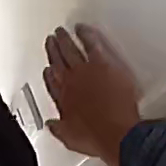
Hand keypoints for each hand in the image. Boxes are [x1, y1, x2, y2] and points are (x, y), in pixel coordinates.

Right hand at [43, 24, 141, 165]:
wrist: (117, 133)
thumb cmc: (97, 137)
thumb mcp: (70, 137)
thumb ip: (59, 128)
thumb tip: (51, 126)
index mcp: (62, 100)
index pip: (51, 82)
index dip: (48, 74)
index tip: (48, 68)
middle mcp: (70, 83)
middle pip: (58, 62)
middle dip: (53, 51)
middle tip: (50, 42)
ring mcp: (86, 72)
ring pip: (70, 50)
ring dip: (64, 40)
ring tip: (61, 32)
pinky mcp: (102, 64)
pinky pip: (91, 44)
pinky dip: (85, 35)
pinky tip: (82, 28)